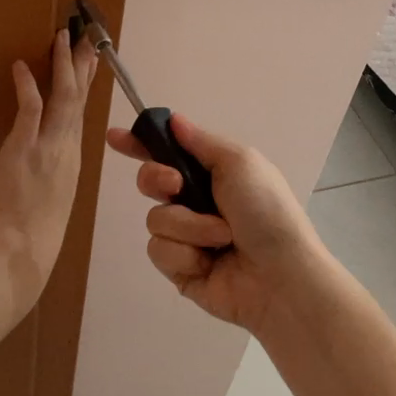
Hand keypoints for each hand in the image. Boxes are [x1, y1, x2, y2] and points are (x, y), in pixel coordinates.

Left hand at [0, 30, 97, 297]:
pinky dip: (26, 85)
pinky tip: (21, 66)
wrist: (23, 248)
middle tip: (86, 34)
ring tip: (63, 36)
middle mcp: (68, 146)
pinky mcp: (25, 147)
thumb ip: (56, 168)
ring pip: (63, 96)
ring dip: (63, 63)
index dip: (88, 81)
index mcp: (74, 156)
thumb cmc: (36, 229)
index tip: (93, 57)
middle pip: (79, 96)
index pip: (83, 109)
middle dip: (83, 62)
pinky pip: (30, 109)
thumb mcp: (57, 194)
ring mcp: (48, 145)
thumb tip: (53, 152)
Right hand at [106, 115, 324, 333]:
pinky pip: (159, 251)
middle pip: (149, 181)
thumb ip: (201, 141)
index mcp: (212, 174)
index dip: (139, 144)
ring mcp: (187, 238)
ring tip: (221, 237)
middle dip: (157, 179)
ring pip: (155, 218)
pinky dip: (185, 253)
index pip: (167, 153)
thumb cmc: (266, 210)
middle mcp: (196, 203)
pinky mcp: (179, 269)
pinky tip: (209, 262)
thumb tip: (174, 119)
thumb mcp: (239, 162)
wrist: (281, 276)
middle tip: (177, 185)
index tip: (114, 136)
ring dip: (188, 225)